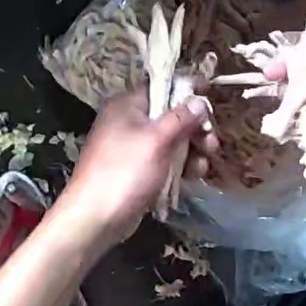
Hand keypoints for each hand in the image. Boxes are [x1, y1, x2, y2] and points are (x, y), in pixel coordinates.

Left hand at [58, 90, 212, 244]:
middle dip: (196, 127)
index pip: (163, 85)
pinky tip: (194, 176)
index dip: (188, 91)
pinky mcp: (141, 168)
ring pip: (175, 138)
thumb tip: (200, 100)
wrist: (95, 220)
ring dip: (194, 149)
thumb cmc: (124, 172)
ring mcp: (136, 146)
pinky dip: (183, 165)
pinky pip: (168, 158)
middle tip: (211, 142)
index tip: (210, 102)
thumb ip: (181, 118)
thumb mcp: (156, 140)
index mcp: (128, 105)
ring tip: (203, 164)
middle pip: (173, 114)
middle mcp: (131, 120)